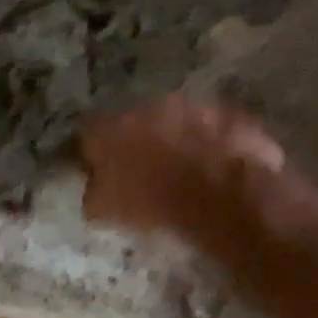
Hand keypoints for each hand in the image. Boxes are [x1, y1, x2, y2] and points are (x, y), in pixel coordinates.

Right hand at [79, 96, 288, 238]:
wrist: (225, 204)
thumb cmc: (153, 208)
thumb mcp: (103, 210)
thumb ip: (92, 189)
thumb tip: (96, 184)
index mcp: (108, 129)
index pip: (86, 134)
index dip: (91, 152)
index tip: (97, 168)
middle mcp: (145, 108)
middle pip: (132, 121)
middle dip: (134, 140)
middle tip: (140, 167)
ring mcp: (191, 107)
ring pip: (174, 120)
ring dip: (173, 137)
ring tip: (180, 166)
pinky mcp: (231, 115)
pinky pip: (212, 128)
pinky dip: (209, 142)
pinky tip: (212, 166)